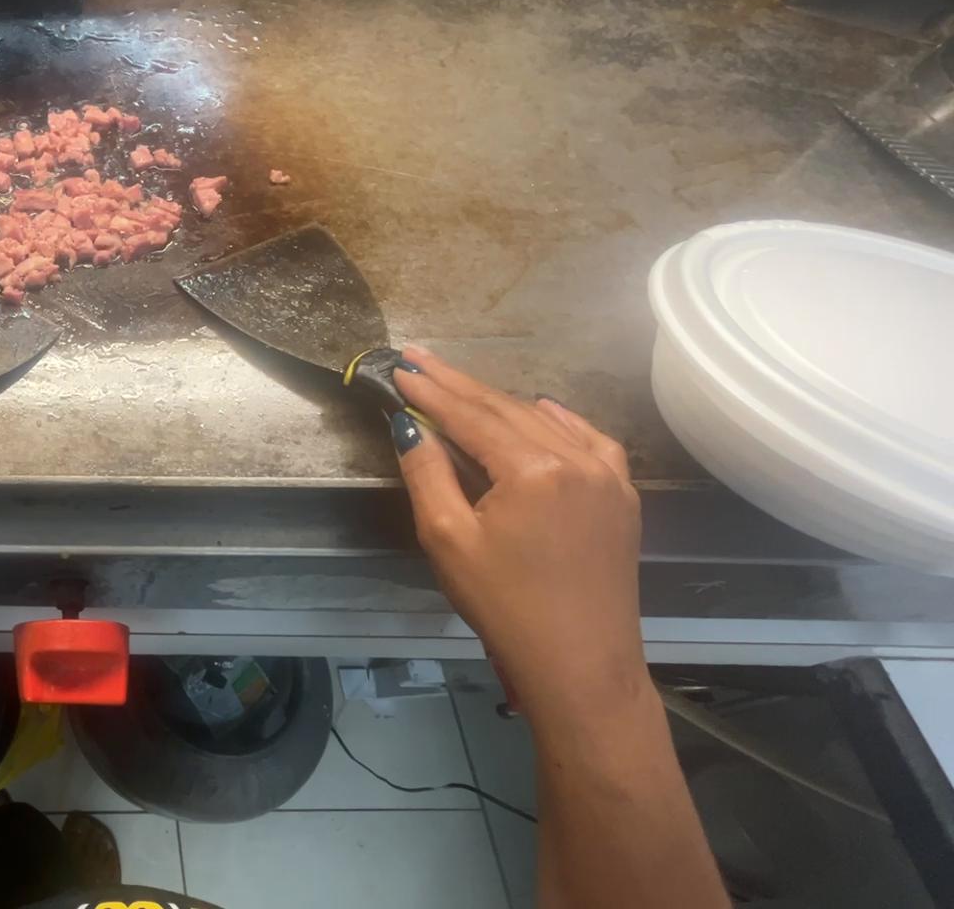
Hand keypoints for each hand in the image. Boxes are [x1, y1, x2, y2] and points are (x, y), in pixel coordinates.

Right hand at [391, 347, 646, 721]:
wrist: (579, 662)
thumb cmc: (501, 601)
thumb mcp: (446, 536)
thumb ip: (427, 471)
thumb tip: (409, 424)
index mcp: (533, 469)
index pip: (470, 416)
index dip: (430, 391)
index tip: (399, 367)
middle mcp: (577, 461)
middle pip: (505, 409)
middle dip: (457, 384)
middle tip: (418, 358)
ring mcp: (607, 477)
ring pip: (541, 421)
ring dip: (496, 400)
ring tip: (457, 382)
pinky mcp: (620, 497)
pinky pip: (589, 440)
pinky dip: (556, 419)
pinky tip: (540, 407)